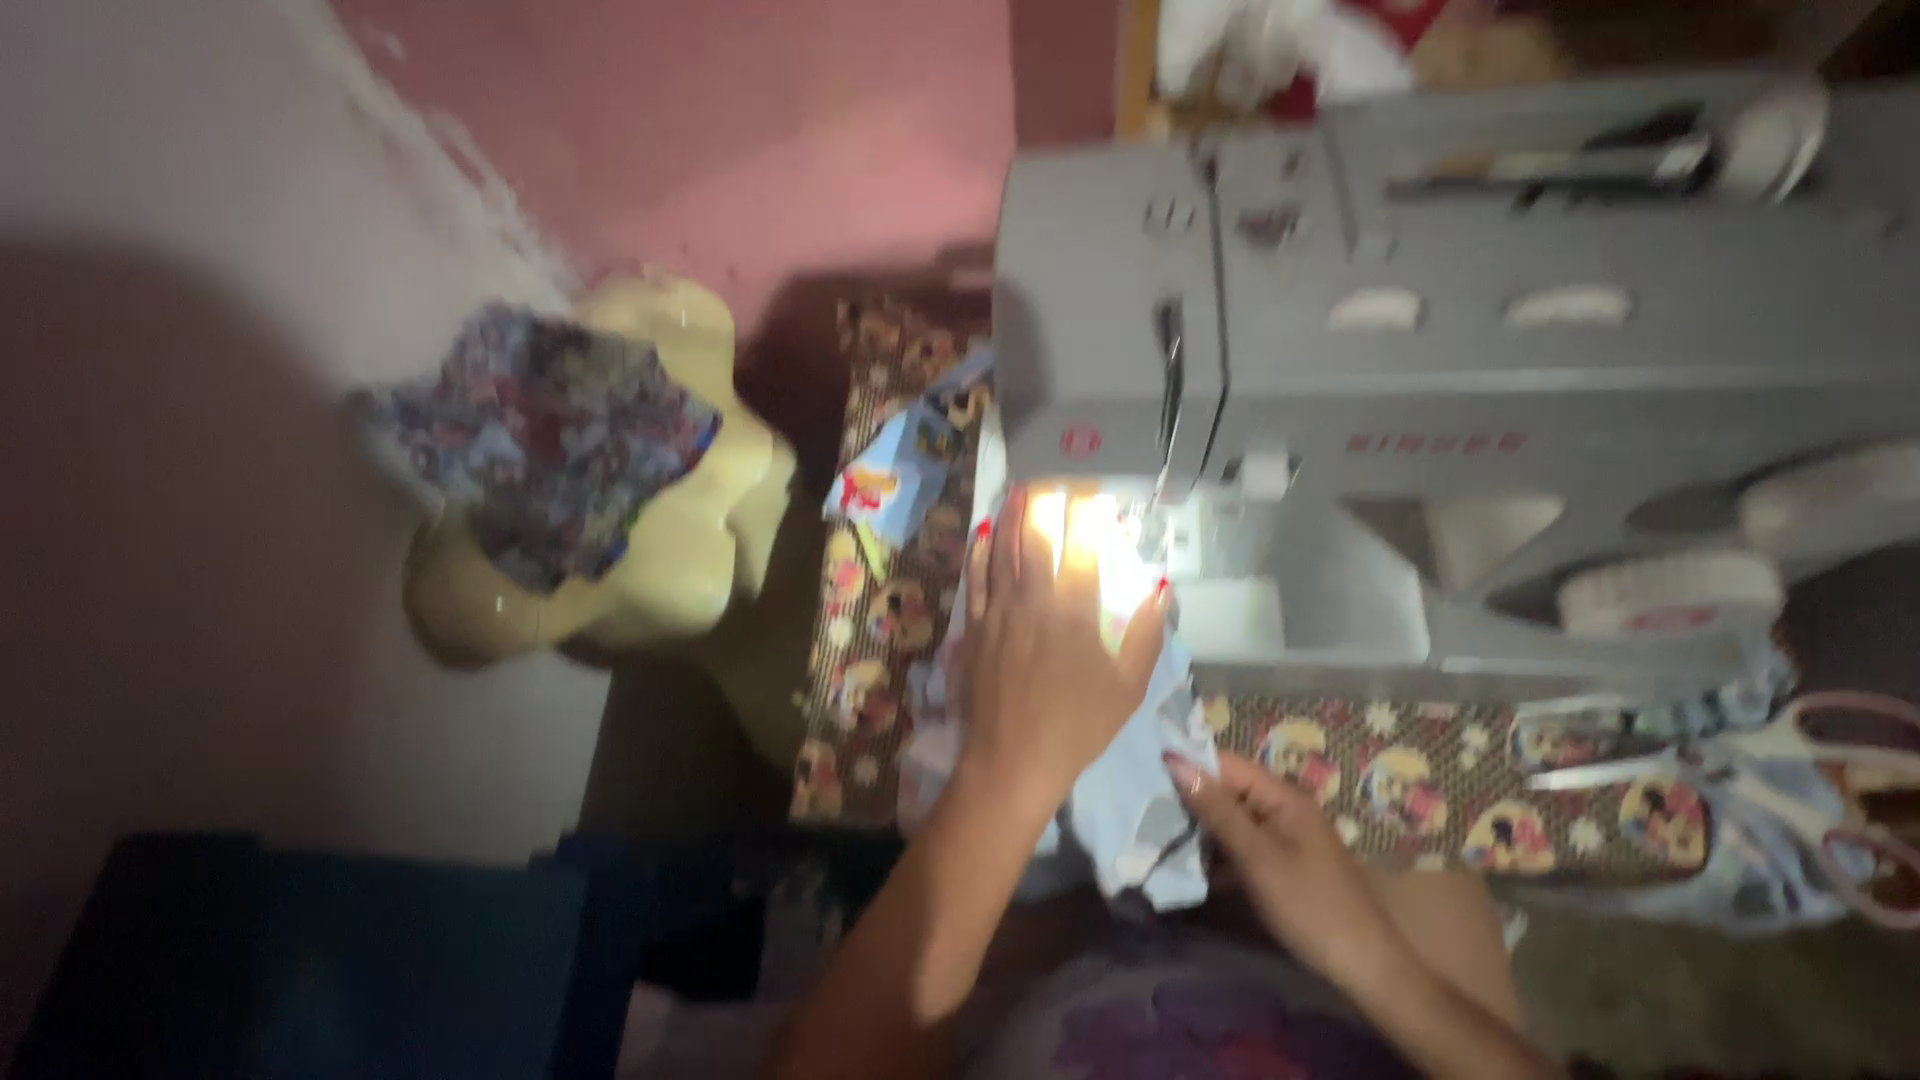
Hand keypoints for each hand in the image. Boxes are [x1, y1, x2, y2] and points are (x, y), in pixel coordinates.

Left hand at [957, 488, 1168, 805]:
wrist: (1011, 761)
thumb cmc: (1077, 728)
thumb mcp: (1128, 688)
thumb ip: (1145, 634)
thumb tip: (1160, 588)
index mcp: (1074, 613)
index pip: (1081, 547)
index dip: (1087, 513)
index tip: (1093, 491)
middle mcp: (1032, 600)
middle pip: (1034, 537)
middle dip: (1041, 502)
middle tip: (1048, 478)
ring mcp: (996, 612)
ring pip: (1000, 551)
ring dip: (1009, 516)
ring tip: (1016, 490)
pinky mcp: (971, 628)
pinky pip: (973, 579)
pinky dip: (978, 552)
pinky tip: (982, 534)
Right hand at [1166, 751, 1418, 996]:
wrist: (1364, 966)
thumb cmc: (1309, 905)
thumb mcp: (1257, 857)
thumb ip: (1217, 810)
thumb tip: (1176, 762)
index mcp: (1283, 796)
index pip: (1226, 764)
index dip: (1188, 765)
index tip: (1144, 773)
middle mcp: (1283, 807)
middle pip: (1227, 789)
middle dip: (1189, 798)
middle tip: (1144, 808)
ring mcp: (1283, 836)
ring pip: (1230, 819)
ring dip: (1199, 827)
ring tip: (1156, 833)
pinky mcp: (1280, 863)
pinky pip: (1240, 844)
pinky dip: (1216, 851)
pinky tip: (1189, 865)